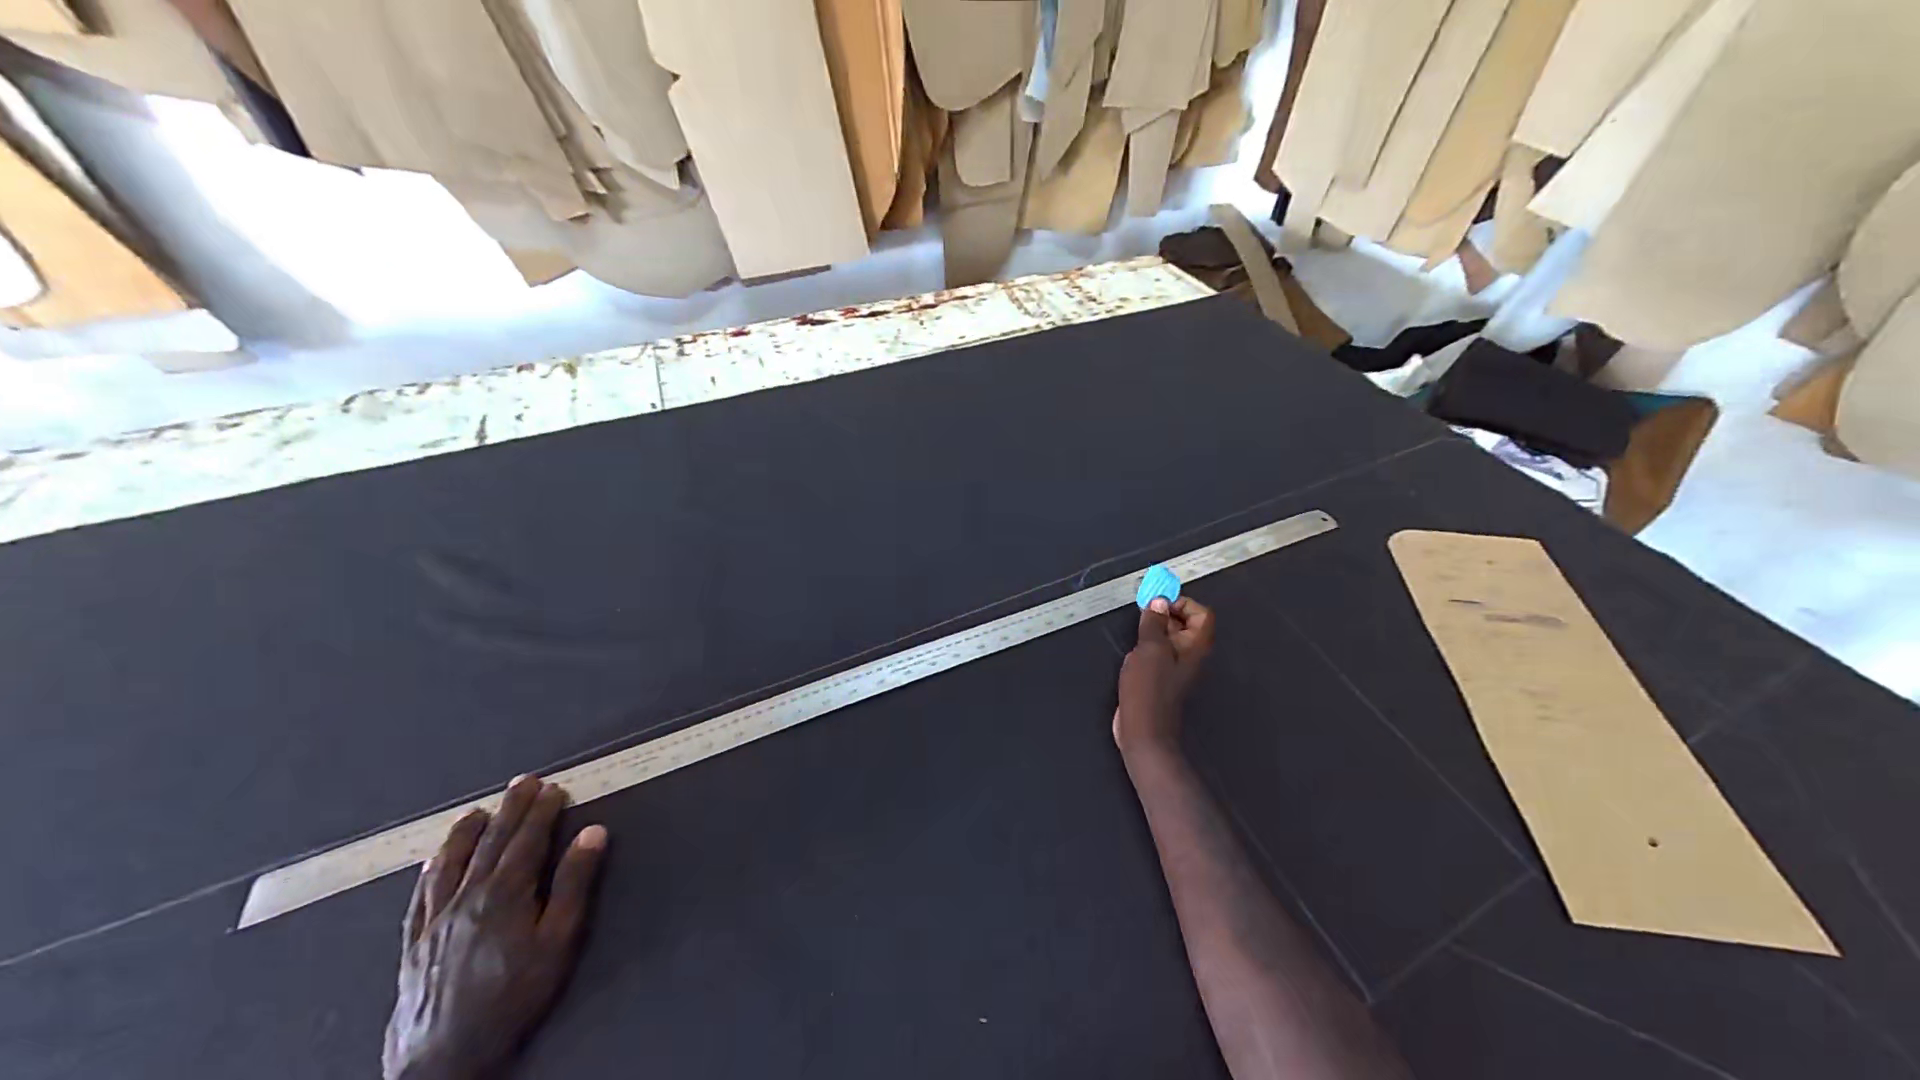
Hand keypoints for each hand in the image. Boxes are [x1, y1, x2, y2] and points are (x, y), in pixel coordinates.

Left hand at [383, 775, 608, 1079]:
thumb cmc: (514, 996)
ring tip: (477, 810)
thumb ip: (574, 884)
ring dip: (466, 832)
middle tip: (523, 782)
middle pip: (492, 842)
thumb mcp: (559, 940)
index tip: (553, 788)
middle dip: (511, 808)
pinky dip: (429, 871)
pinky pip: (420, 895)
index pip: (527, 839)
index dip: (541, 811)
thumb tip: (592, 833)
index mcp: (505, 893)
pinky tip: (431, 861)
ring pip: (451, 862)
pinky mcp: (413, 944)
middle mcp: (467, 896)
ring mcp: (435, 919)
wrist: (445, 1057)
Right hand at [1114, 596, 1215, 753]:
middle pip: (1186, 623)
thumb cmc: (1149, 689)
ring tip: (1136, 631)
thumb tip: (1159, 602)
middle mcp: (1191, 655)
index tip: (1158, 604)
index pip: (1201, 613)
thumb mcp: (1149, 648)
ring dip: (1154, 629)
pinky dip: (1148, 646)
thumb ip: (1154, 622)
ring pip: (1170, 637)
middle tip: (1143, 613)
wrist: (1144, 731)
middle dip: (1165, 614)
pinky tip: (1133, 651)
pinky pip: (1159, 652)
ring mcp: (1176, 667)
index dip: (1182, 603)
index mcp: (1196, 646)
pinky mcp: (1161, 677)